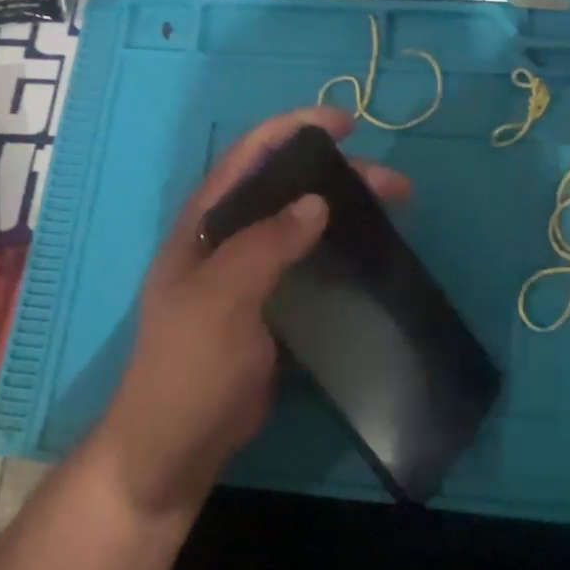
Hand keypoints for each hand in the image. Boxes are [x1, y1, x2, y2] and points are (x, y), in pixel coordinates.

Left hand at [95, 106, 411, 514]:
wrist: (174, 447)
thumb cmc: (188, 367)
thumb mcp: (221, 300)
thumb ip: (265, 246)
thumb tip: (316, 202)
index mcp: (203, 225)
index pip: (247, 158)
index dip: (290, 130)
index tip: (343, 122)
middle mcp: (225, 239)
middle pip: (284, 187)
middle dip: (335, 173)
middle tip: (391, 180)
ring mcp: (247, 274)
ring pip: (300, 222)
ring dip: (344, 207)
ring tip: (395, 206)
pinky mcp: (269, 307)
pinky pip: (308, 262)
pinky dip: (339, 247)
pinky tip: (371, 251)